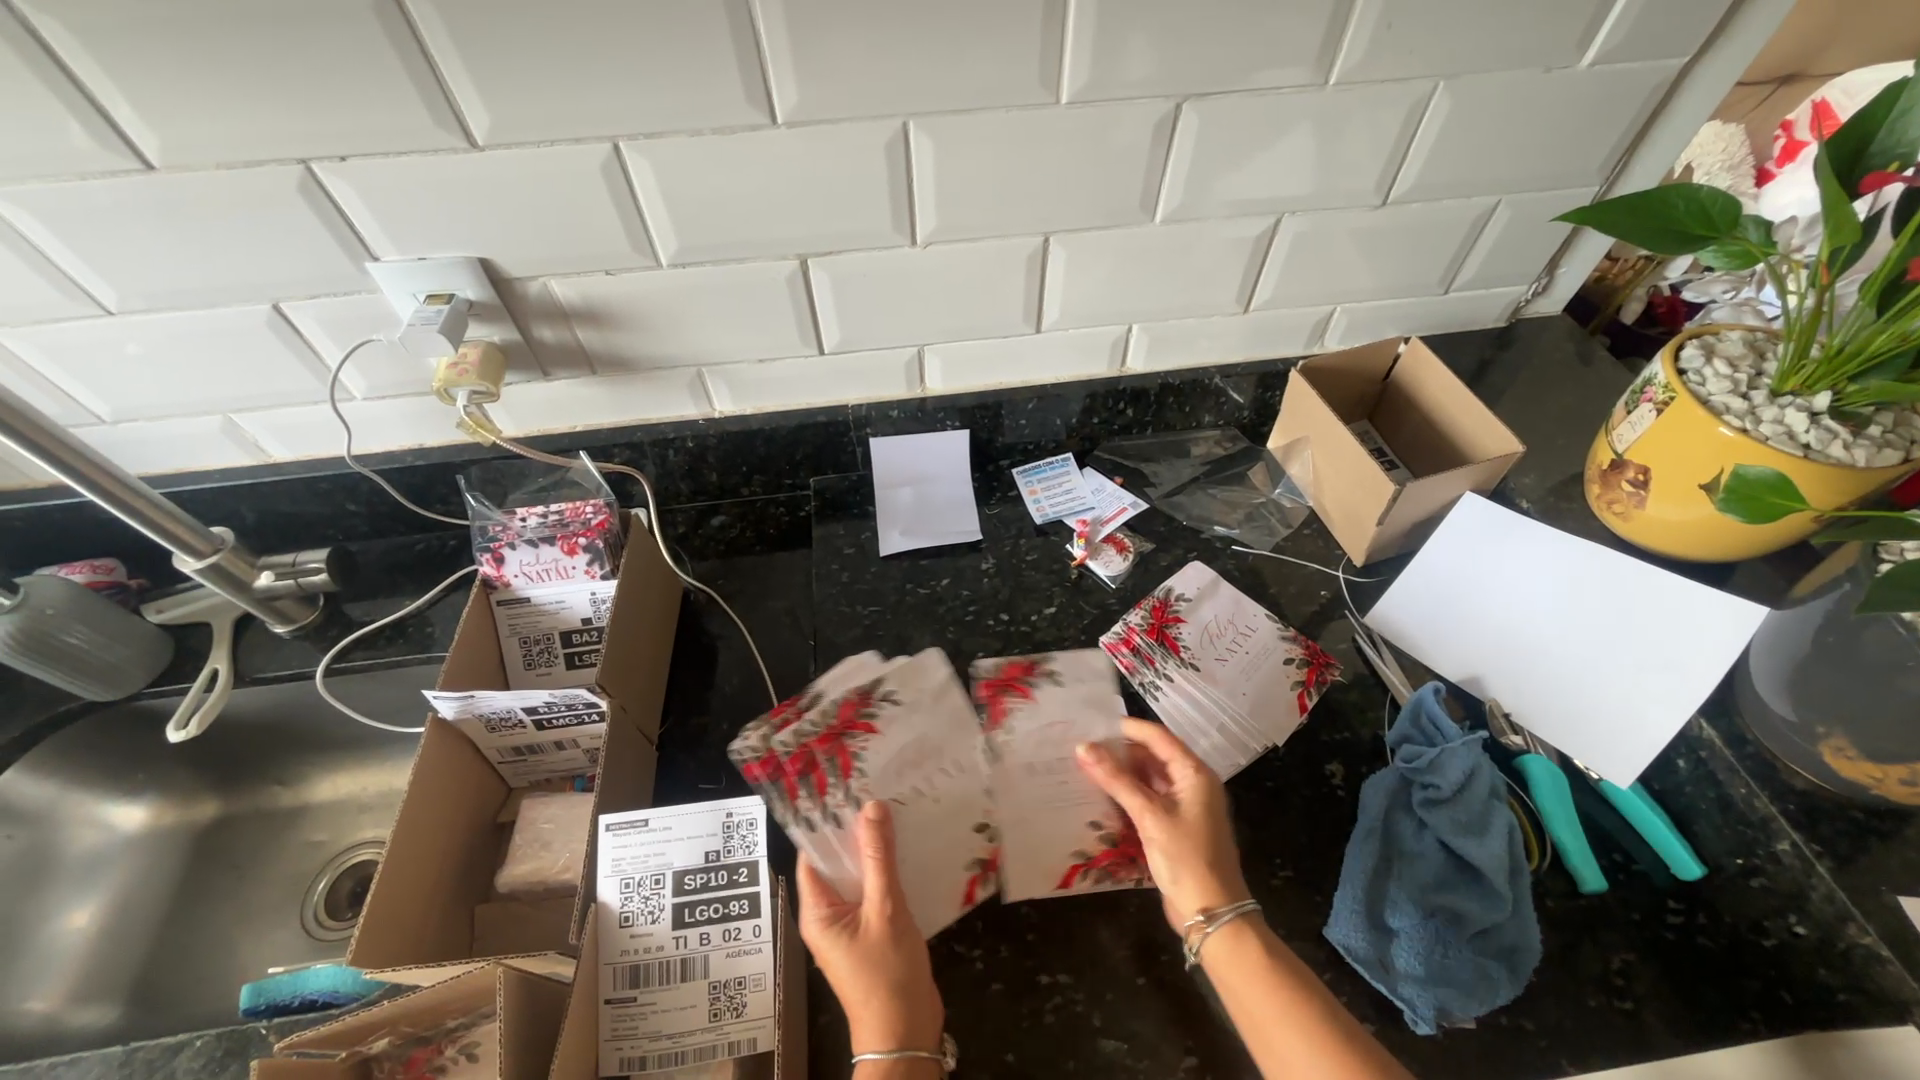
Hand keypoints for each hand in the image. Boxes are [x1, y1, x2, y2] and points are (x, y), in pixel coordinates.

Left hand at [796, 800, 943, 1056]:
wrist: (906, 1032)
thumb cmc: (887, 973)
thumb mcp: (885, 908)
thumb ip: (879, 857)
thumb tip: (871, 807)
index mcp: (817, 911)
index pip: (812, 855)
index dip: (826, 824)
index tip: (848, 792)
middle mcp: (827, 916)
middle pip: (836, 864)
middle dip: (856, 834)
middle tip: (879, 796)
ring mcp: (849, 927)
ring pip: (857, 878)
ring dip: (875, 854)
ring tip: (896, 817)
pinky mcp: (871, 934)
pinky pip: (873, 894)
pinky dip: (887, 875)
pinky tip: (908, 855)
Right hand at [1076, 717, 1251, 933]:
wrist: (1211, 912)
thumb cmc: (1185, 858)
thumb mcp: (1149, 816)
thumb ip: (1116, 780)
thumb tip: (1083, 747)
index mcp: (1194, 773)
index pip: (1158, 737)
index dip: (1126, 729)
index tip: (1092, 725)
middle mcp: (1192, 784)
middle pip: (1153, 756)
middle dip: (1120, 752)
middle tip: (1083, 749)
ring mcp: (1185, 806)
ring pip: (1149, 779)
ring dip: (1122, 775)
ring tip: (1086, 769)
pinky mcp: (1175, 826)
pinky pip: (1149, 800)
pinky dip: (1128, 796)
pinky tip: (1102, 798)